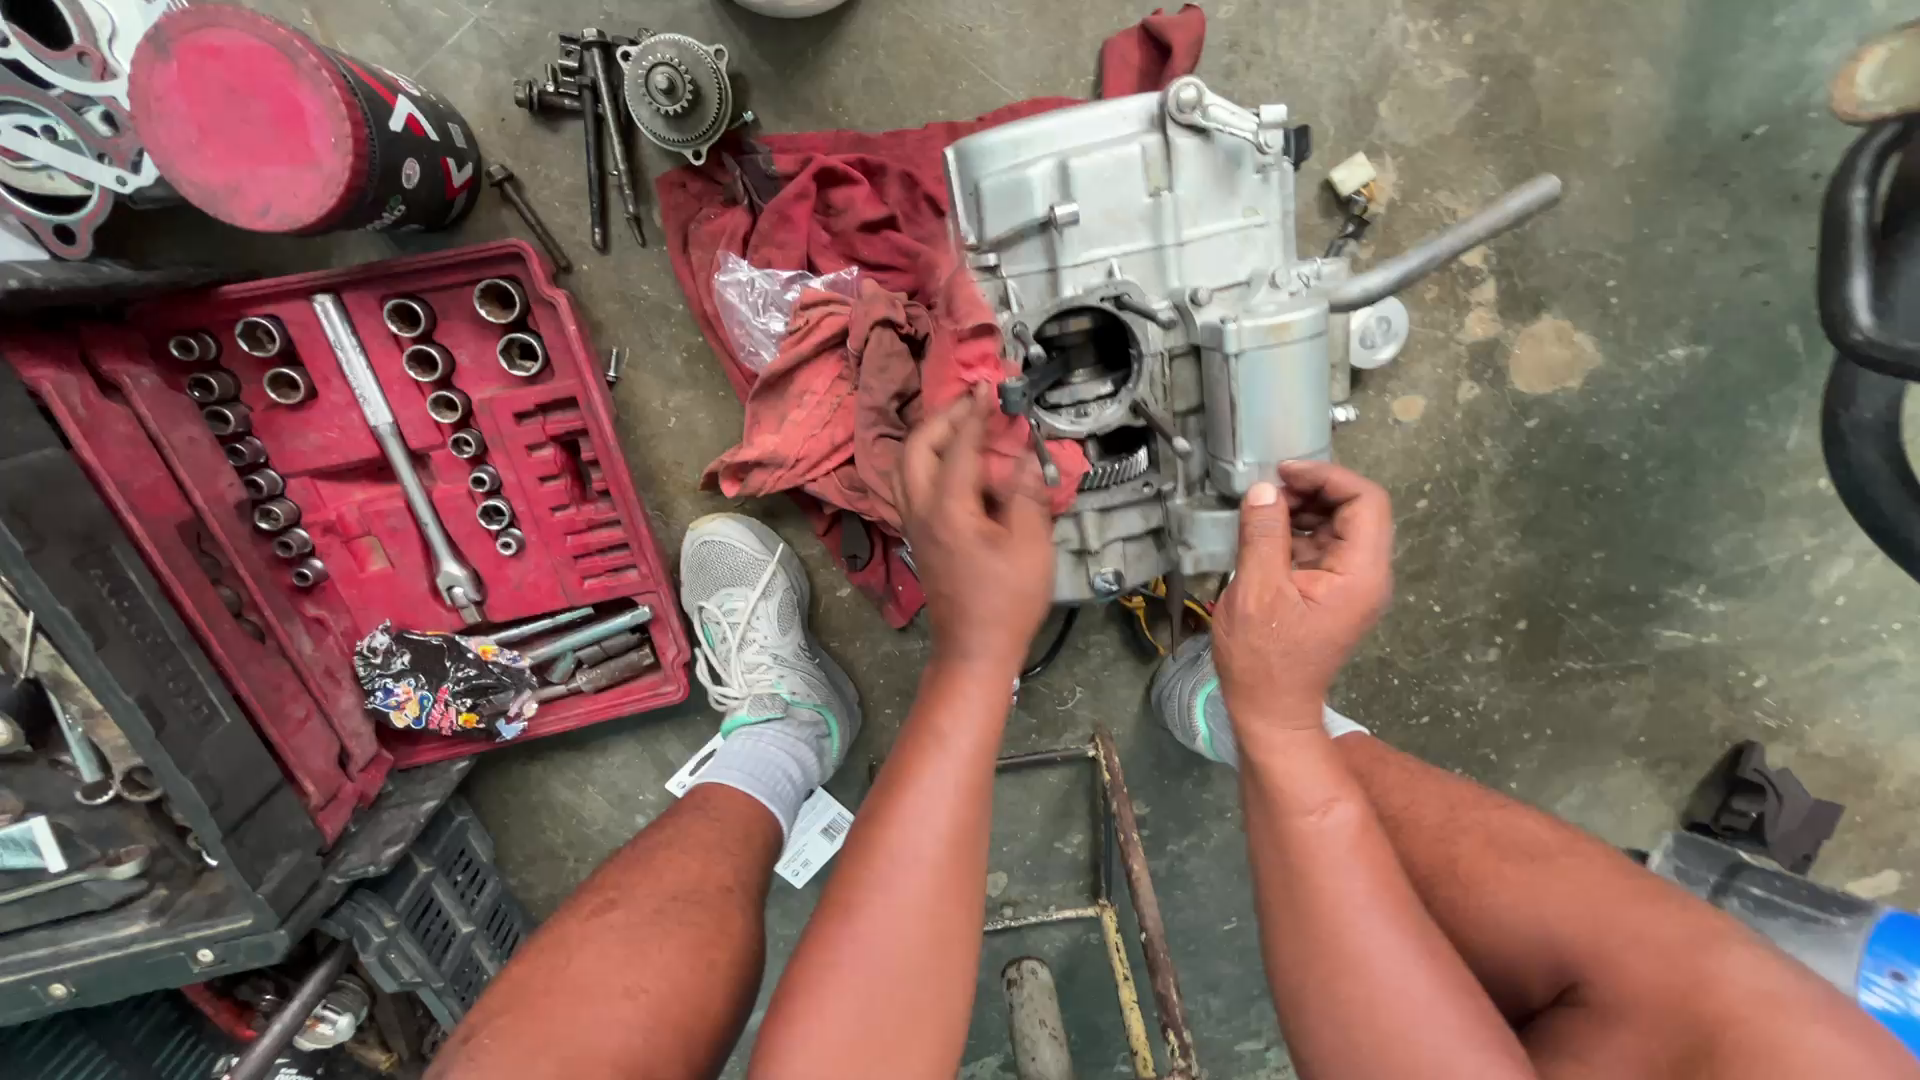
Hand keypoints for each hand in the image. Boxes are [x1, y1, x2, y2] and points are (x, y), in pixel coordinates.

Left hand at [895, 386, 1055, 676]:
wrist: (974, 649)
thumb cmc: (1007, 600)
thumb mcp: (1031, 546)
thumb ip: (1027, 494)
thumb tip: (1026, 457)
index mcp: (948, 509)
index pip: (958, 447)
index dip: (974, 414)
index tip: (988, 389)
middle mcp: (920, 511)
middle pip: (915, 448)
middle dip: (942, 419)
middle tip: (972, 406)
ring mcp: (913, 525)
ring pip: (905, 468)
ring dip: (929, 440)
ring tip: (961, 429)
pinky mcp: (918, 538)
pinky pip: (911, 486)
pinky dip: (927, 464)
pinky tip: (955, 467)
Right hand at [1213, 461, 1393, 731]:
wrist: (1270, 708)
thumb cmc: (1264, 657)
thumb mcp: (1256, 591)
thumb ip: (1262, 535)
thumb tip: (1263, 490)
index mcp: (1361, 574)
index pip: (1366, 501)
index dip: (1327, 476)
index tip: (1282, 472)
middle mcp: (1367, 575)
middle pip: (1354, 510)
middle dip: (1311, 491)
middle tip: (1266, 491)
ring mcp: (1350, 585)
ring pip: (1336, 526)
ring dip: (1300, 510)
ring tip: (1259, 511)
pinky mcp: (1330, 592)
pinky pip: (1320, 548)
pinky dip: (1293, 533)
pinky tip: (1262, 535)